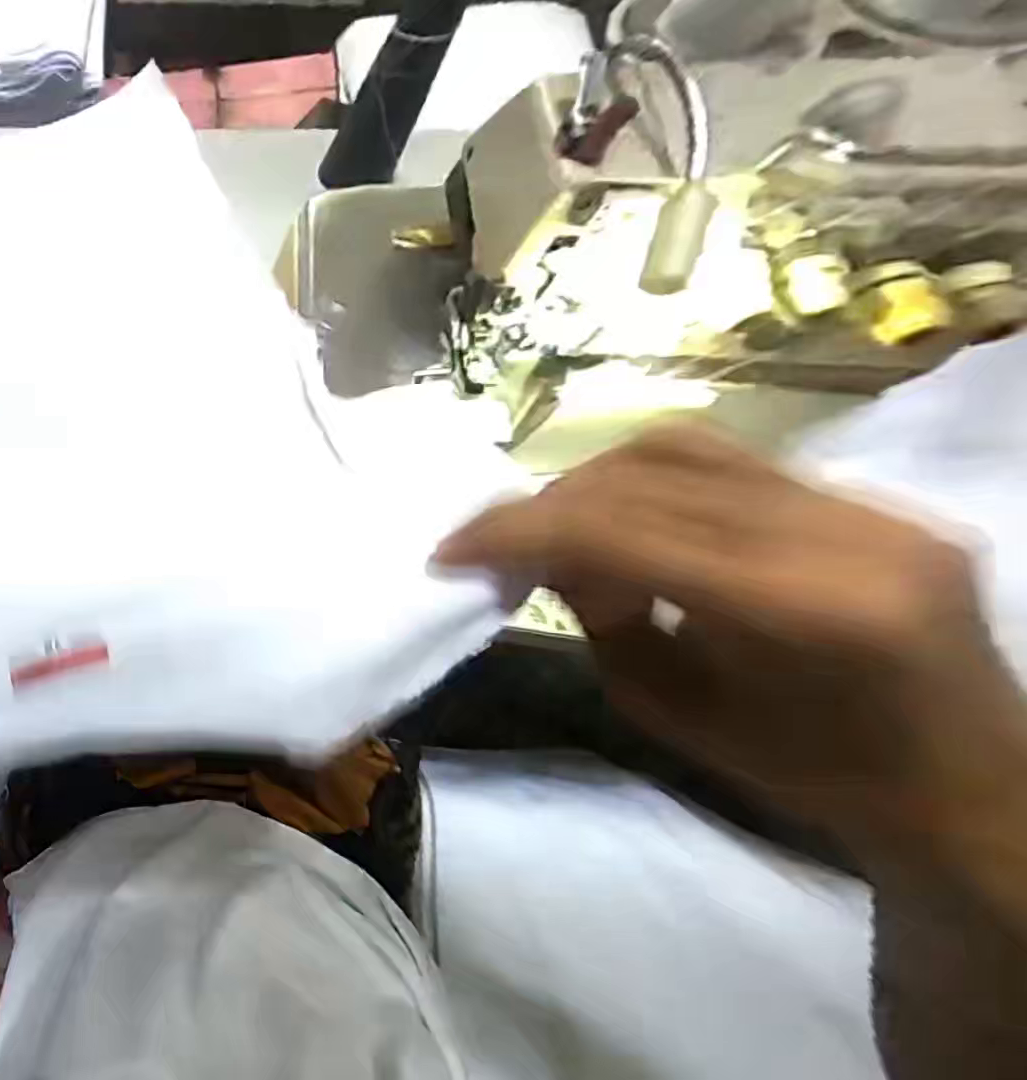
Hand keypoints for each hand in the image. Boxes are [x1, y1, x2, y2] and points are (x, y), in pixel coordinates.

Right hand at [432, 425, 1026, 874]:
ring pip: (673, 450)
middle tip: (486, 546)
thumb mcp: (662, 704)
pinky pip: (717, 459)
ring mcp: (865, 506)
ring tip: (550, 530)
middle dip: (537, 509)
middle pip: (638, 480)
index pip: (618, 531)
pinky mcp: (862, 497)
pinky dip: (636, 481)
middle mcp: (843, 535)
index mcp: (799, 609)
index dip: (514, 532)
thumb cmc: (801, 770)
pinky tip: (614, 517)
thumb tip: (541, 553)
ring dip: (582, 486)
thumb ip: (596, 614)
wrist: (964, 781)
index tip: (448, 553)